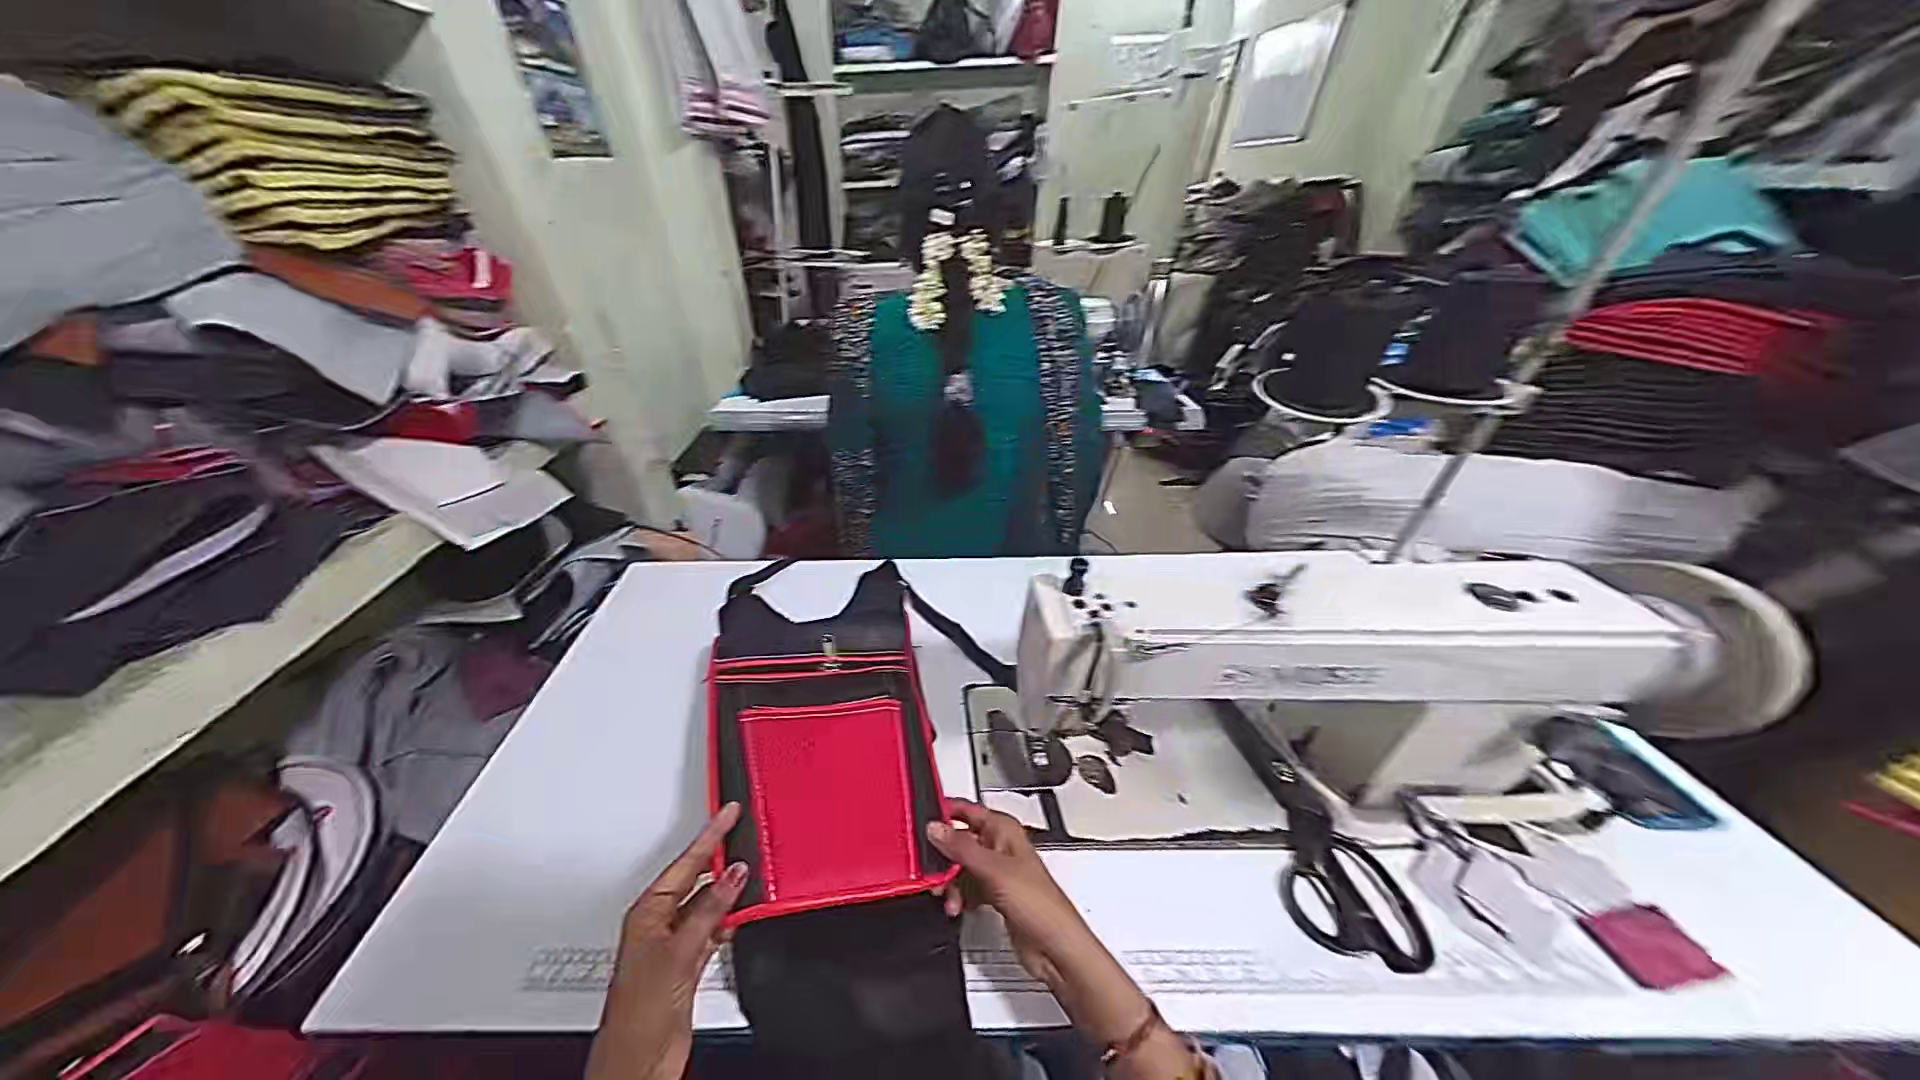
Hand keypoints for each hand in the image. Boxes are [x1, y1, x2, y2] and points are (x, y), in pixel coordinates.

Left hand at [587, 804, 746, 1079]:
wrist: (639, 1062)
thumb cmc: (639, 1014)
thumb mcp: (680, 951)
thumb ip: (710, 909)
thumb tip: (734, 875)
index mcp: (647, 913)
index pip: (686, 862)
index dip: (710, 835)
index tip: (729, 812)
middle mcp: (659, 924)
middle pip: (697, 879)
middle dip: (721, 859)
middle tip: (745, 833)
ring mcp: (675, 943)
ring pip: (708, 902)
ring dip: (729, 890)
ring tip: (752, 871)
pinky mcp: (689, 962)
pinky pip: (715, 926)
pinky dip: (731, 917)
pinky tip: (743, 910)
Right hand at [926, 799, 1089, 985]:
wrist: (1055, 947)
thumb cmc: (1041, 904)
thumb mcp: (993, 870)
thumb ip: (962, 848)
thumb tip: (936, 828)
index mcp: (1004, 829)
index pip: (967, 810)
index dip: (945, 812)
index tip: (923, 822)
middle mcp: (1000, 846)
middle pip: (960, 841)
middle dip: (944, 857)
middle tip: (931, 871)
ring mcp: (997, 871)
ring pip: (961, 867)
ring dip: (950, 882)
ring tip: (947, 896)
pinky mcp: (995, 894)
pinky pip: (967, 888)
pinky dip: (959, 896)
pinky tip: (957, 906)